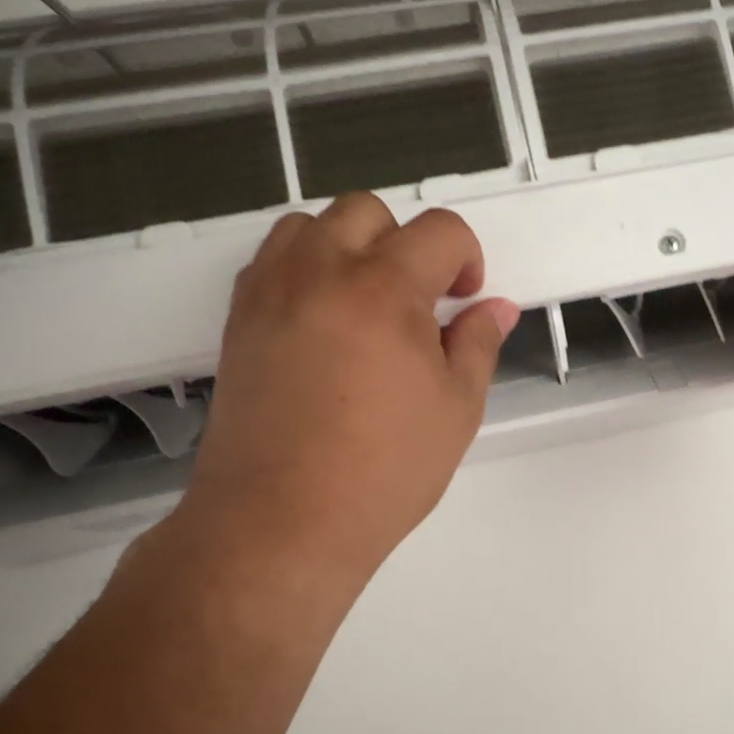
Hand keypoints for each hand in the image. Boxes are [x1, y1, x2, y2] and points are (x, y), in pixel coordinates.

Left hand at [172, 193, 518, 578]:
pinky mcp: (238, 319)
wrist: (280, 522)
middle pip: (369, 211)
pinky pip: (272, 261)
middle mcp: (321, 272)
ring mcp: (271, 292)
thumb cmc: (382, 471)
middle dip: (406, 242)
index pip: (439, 231)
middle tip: (420, 299)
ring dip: (349, 245)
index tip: (467, 296)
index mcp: (384, 289)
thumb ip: (477, 343)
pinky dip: (305, 269)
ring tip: (367, 302)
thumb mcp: (456, 408)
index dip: (467, 257)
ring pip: (311, 225)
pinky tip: (325, 321)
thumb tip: (495, 308)